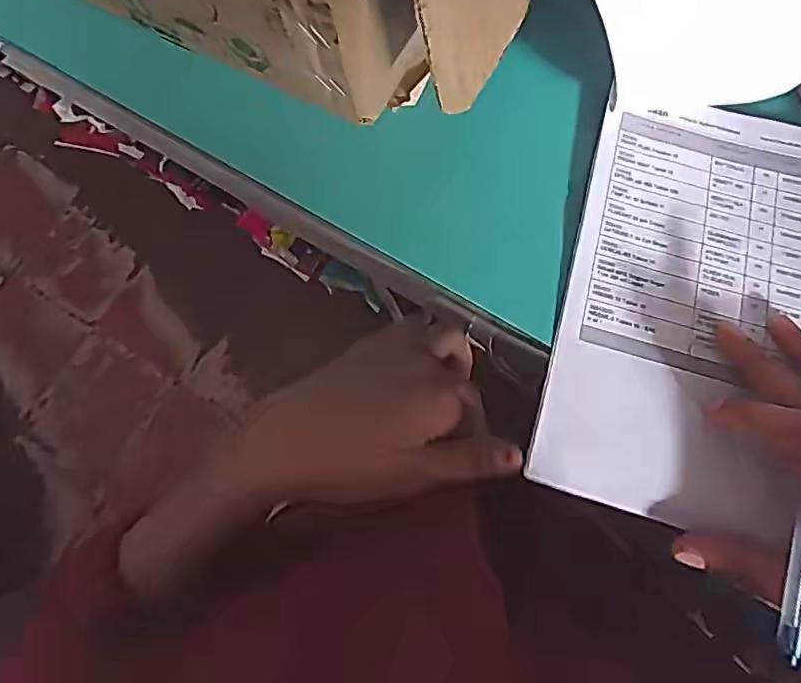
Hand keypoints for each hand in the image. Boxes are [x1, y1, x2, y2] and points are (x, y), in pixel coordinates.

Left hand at [222, 317, 522, 507]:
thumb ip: (469, 461)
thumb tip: (516, 452)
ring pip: (444, 333)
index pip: (478, 407)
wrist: (285, 437)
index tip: (462, 453)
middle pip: (465, 363)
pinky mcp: (373, 339)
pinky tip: (403, 368)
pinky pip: (413, 326)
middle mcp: (429, 359)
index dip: (474, 432)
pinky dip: (422, 339)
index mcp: (444, 394)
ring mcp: (400, 343)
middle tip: (446, 420)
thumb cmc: (351, 464)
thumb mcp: (414, 474)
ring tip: (433, 385)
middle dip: (465, 387)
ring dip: (449, 353)